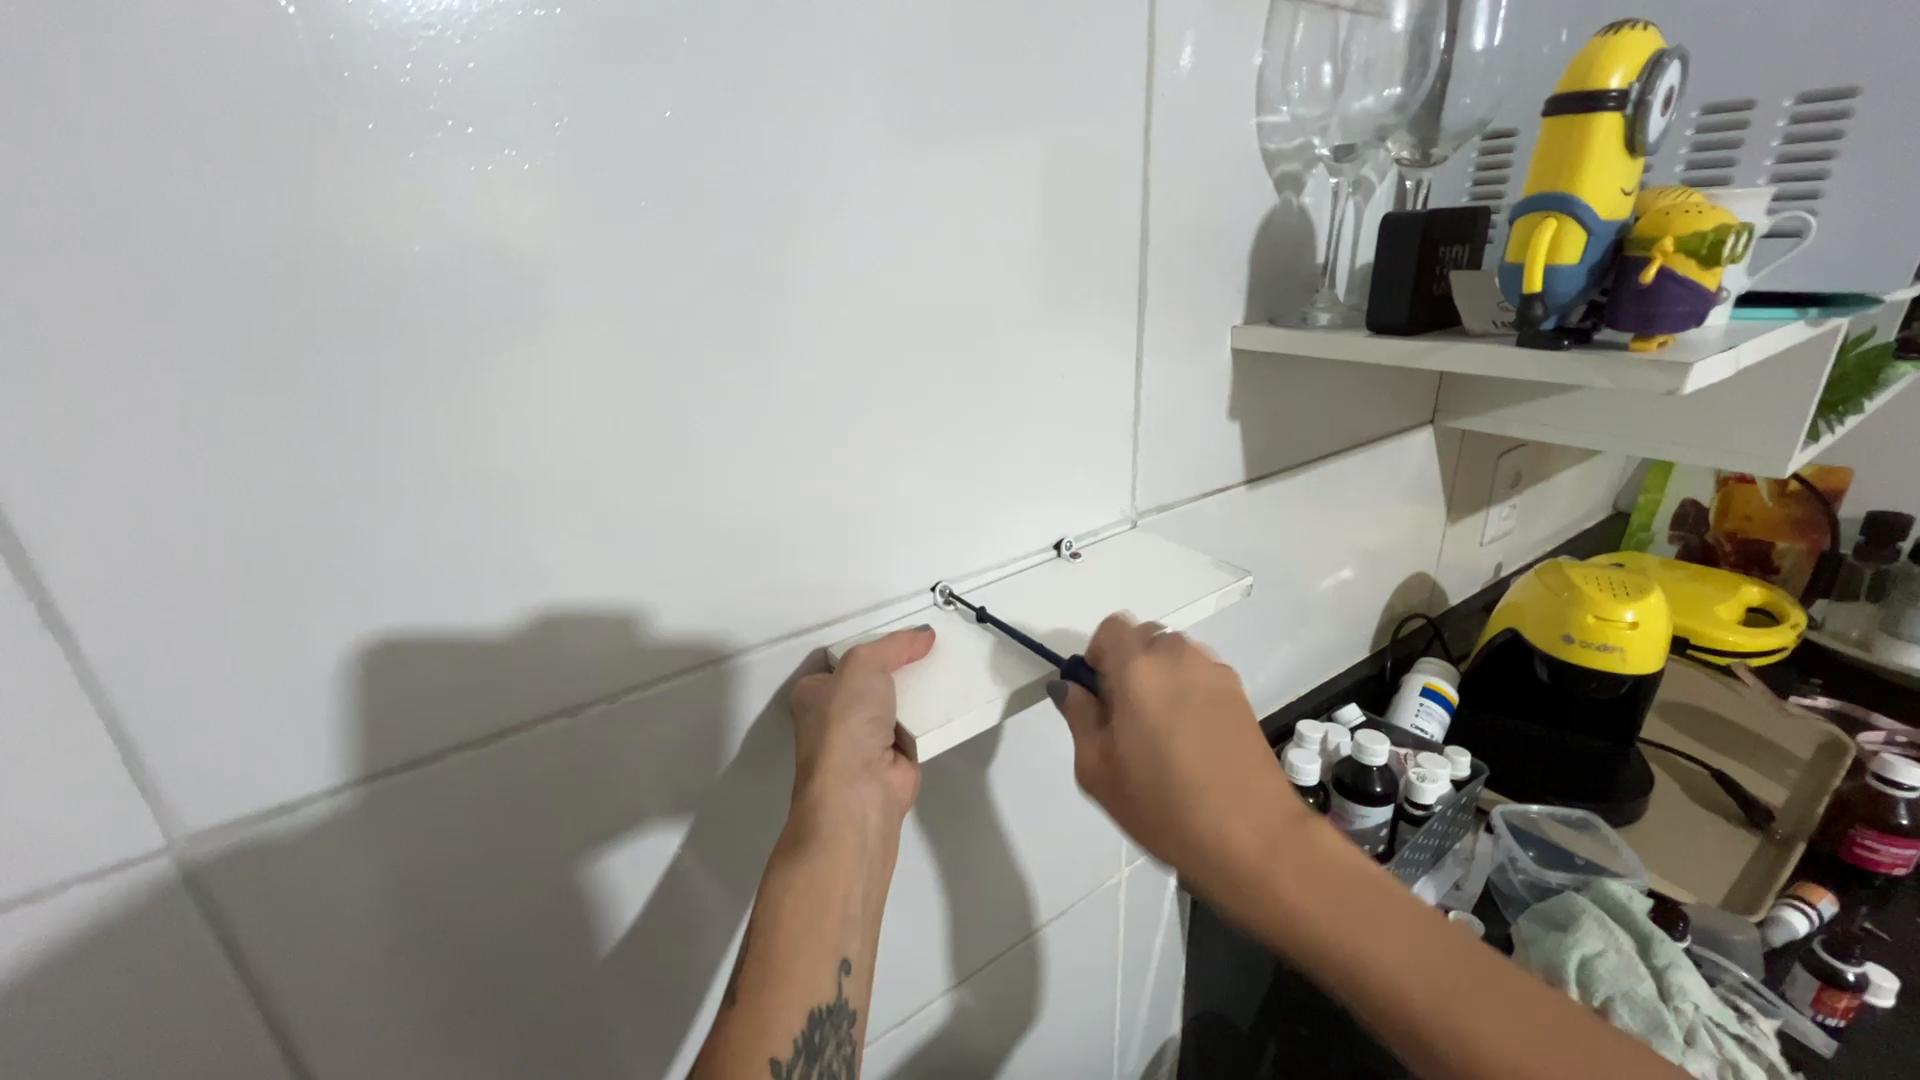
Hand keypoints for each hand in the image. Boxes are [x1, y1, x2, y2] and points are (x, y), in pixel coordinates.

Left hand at [787, 625, 934, 828]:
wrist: (860, 790)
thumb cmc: (847, 721)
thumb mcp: (863, 664)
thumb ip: (894, 645)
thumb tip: (925, 634)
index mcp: (813, 692)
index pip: (842, 660)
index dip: (871, 645)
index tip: (903, 635)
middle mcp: (836, 716)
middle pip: (874, 680)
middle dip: (900, 667)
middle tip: (932, 647)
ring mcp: (866, 740)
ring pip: (899, 703)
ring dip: (921, 689)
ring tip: (949, 664)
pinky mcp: (895, 759)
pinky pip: (918, 727)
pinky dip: (934, 716)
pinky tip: (954, 697)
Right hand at [1050, 614, 1308, 892]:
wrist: (1252, 835)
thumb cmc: (1163, 806)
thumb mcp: (1098, 770)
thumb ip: (1079, 717)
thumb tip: (1068, 686)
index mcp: (1138, 670)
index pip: (1112, 627)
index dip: (1099, 654)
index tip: (1099, 695)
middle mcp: (1179, 658)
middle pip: (1145, 638)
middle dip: (1129, 665)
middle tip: (1126, 717)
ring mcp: (1215, 673)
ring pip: (1176, 655)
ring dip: (1161, 677)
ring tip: (1163, 731)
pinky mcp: (1240, 693)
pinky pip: (1202, 675)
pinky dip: (1188, 691)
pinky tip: (1193, 738)